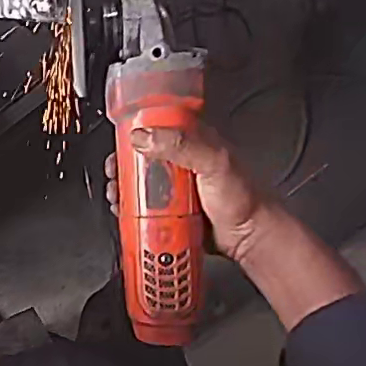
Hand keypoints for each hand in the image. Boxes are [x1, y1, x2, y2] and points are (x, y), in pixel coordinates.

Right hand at [104, 120, 274, 262]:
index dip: (135, 131)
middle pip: (141, 157)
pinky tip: (125, 210)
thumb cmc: (243, 198)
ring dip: (122, 188)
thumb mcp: (213, 162)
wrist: (250, 238)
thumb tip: (143, 137)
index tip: (120, 141)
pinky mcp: (169, 209)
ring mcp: (174, 187)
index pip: (158, 127)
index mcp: (193, 141)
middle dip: (122, 164)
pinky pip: (143, 206)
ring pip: (139, 182)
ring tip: (117, 194)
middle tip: (115, 173)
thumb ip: (181, 145)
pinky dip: (130, 208)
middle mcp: (181, 162)